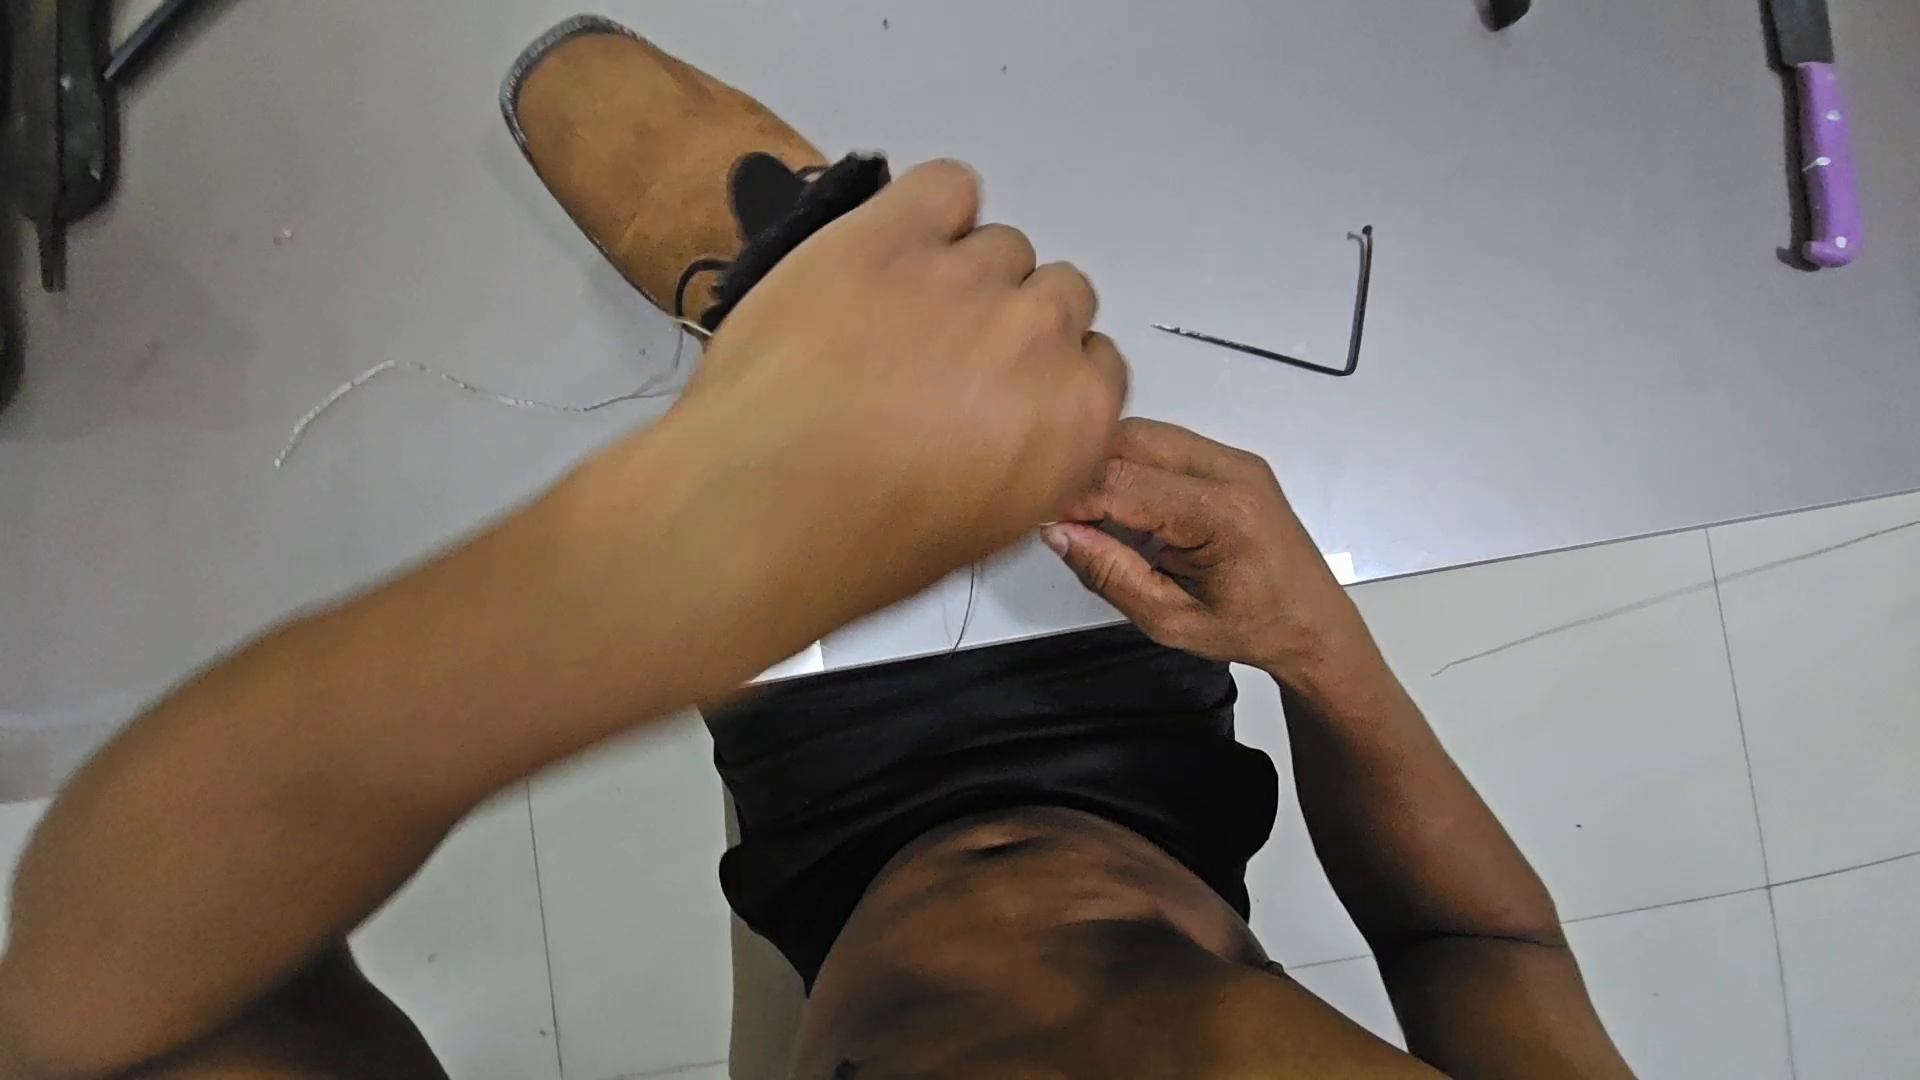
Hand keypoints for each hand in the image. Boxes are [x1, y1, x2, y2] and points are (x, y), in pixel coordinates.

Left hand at [590, 161, 1127, 667]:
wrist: (767, 508)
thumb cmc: (860, 540)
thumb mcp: (981, 532)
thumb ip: (1030, 464)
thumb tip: (1019, 434)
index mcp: (1075, 418)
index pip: (1099, 367)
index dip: (1052, 376)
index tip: (1018, 383)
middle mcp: (1038, 338)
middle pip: (1060, 297)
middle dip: (1015, 328)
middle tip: (954, 358)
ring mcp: (968, 279)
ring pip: (1002, 248)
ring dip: (967, 277)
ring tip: (905, 318)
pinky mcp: (894, 235)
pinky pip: (947, 188)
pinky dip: (933, 210)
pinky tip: (901, 250)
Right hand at [1041, 419, 1366, 681]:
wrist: (1315, 623)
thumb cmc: (1247, 630)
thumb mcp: (1169, 619)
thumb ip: (1109, 573)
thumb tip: (1054, 531)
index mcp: (1220, 514)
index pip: (1121, 481)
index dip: (1071, 497)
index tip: (1042, 520)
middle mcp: (1229, 469)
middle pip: (1131, 439)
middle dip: (1085, 470)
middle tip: (1062, 513)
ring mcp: (1233, 458)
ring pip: (1144, 433)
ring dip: (1106, 462)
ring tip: (1088, 508)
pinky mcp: (1231, 460)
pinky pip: (1163, 443)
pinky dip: (1130, 463)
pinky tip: (1121, 500)